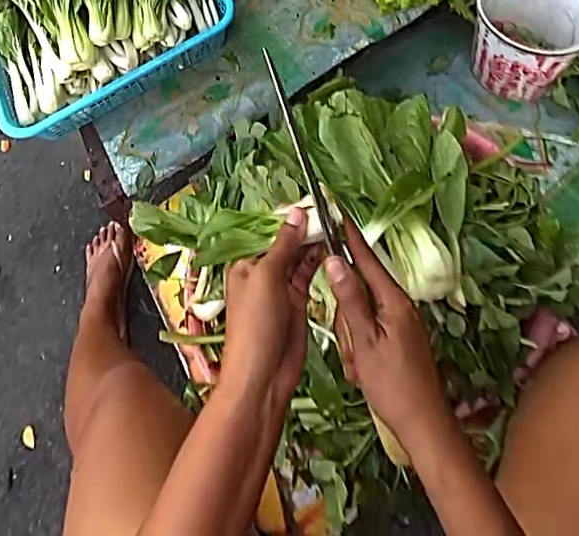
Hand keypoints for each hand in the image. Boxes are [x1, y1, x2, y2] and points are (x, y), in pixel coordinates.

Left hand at [221, 207, 320, 403]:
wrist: (263, 377)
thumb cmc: (254, 327)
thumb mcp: (267, 277)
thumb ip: (284, 244)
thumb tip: (297, 213)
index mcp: (245, 263)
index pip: (268, 231)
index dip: (289, 217)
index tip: (310, 200)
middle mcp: (262, 272)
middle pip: (286, 241)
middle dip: (304, 227)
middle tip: (328, 209)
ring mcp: (280, 286)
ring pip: (299, 255)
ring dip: (314, 241)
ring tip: (333, 224)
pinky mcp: (297, 299)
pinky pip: (308, 272)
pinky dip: (319, 259)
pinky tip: (331, 246)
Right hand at [325, 216, 452, 450]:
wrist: (422, 423)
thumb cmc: (392, 384)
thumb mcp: (364, 341)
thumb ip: (349, 299)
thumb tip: (336, 260)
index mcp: (393, 299)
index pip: (367, 259)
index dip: (351, 238)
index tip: (338, 215)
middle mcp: (399, 304)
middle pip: (359, 292)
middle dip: (347, 318)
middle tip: (352, 348)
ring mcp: (400, 321)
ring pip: (361, 315)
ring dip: (353, 339)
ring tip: (360, 366)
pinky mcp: (399, 337)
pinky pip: (370, 331)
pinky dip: (361, 349)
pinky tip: (364, 371)